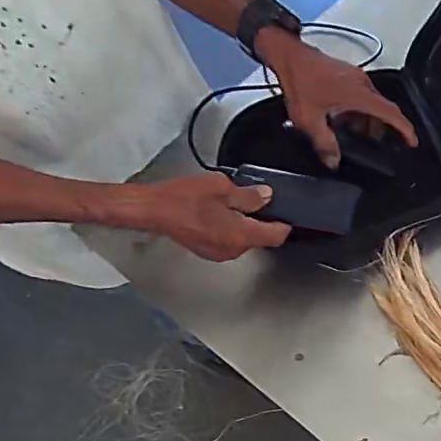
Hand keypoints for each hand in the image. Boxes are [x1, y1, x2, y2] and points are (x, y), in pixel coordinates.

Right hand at [134, 172, 290, 261]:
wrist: (153, 210)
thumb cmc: (183, 199)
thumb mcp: (222, 187)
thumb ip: (248, 195)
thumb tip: (265, 197)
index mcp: (240, 236)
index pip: (275, 236)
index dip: (284, 224)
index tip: (287, 214)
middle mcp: (232, 250)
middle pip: (259, 239)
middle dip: (262, 221)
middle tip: (258, 199)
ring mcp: (218, 253)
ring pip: (243, 240)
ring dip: (245, 225)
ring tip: (235, 203)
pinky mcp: (207, 251)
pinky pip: (228, 241)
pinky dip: (230, 229)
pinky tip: (220, 213)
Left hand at [256, 29, 418, 168]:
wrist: (289, 55)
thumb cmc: (300, 81)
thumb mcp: (310, 120)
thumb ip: (324, 143)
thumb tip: (333, 161)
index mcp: (359, 94)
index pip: (391, 113)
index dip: (404, 129)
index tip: (412, 142)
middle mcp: (362, 83)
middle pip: (382, 110)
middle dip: (382, 130)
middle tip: (375, 147)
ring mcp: (355, 76)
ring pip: (371, 103)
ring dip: (368, 121)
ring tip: (356, 137)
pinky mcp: (347, 74)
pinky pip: (361, 95)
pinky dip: (359, 111)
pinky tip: (343, 121)